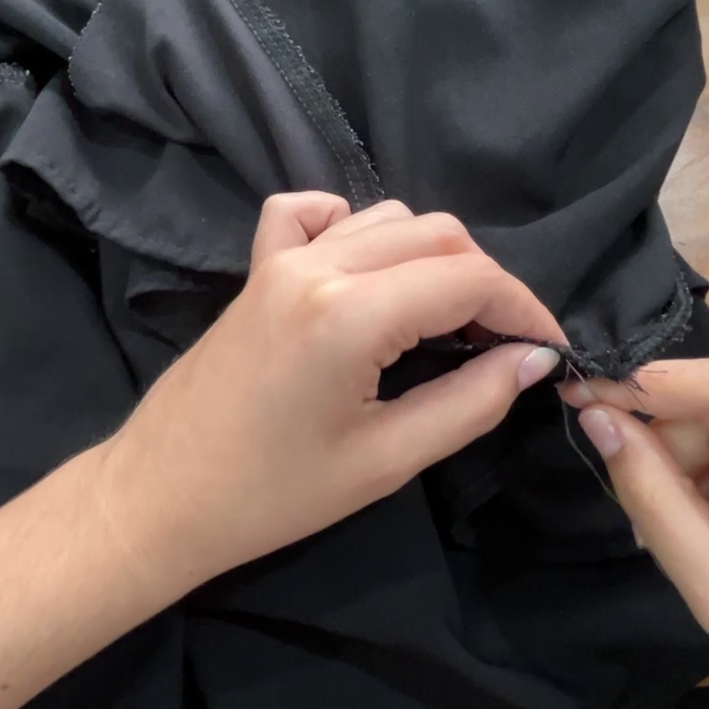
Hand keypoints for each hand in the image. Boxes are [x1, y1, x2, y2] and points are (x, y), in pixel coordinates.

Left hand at [92, 192, 566, 590]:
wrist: (162, 493)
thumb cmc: (272, 495)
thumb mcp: (384, 460)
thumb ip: (469, 403)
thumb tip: (531, 360)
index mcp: (350, 314)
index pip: (468, 278)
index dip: (523, 307)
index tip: (546, 347)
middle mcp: (317, 265)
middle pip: (435, 234)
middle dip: (485, 281)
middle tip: (502, 342)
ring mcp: (280, 258)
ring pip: (385, 218)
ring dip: (431, 256)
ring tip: (445, 318)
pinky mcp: (255, 267)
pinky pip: (310, 213)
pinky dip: (352, 225)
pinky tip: (362, 267)